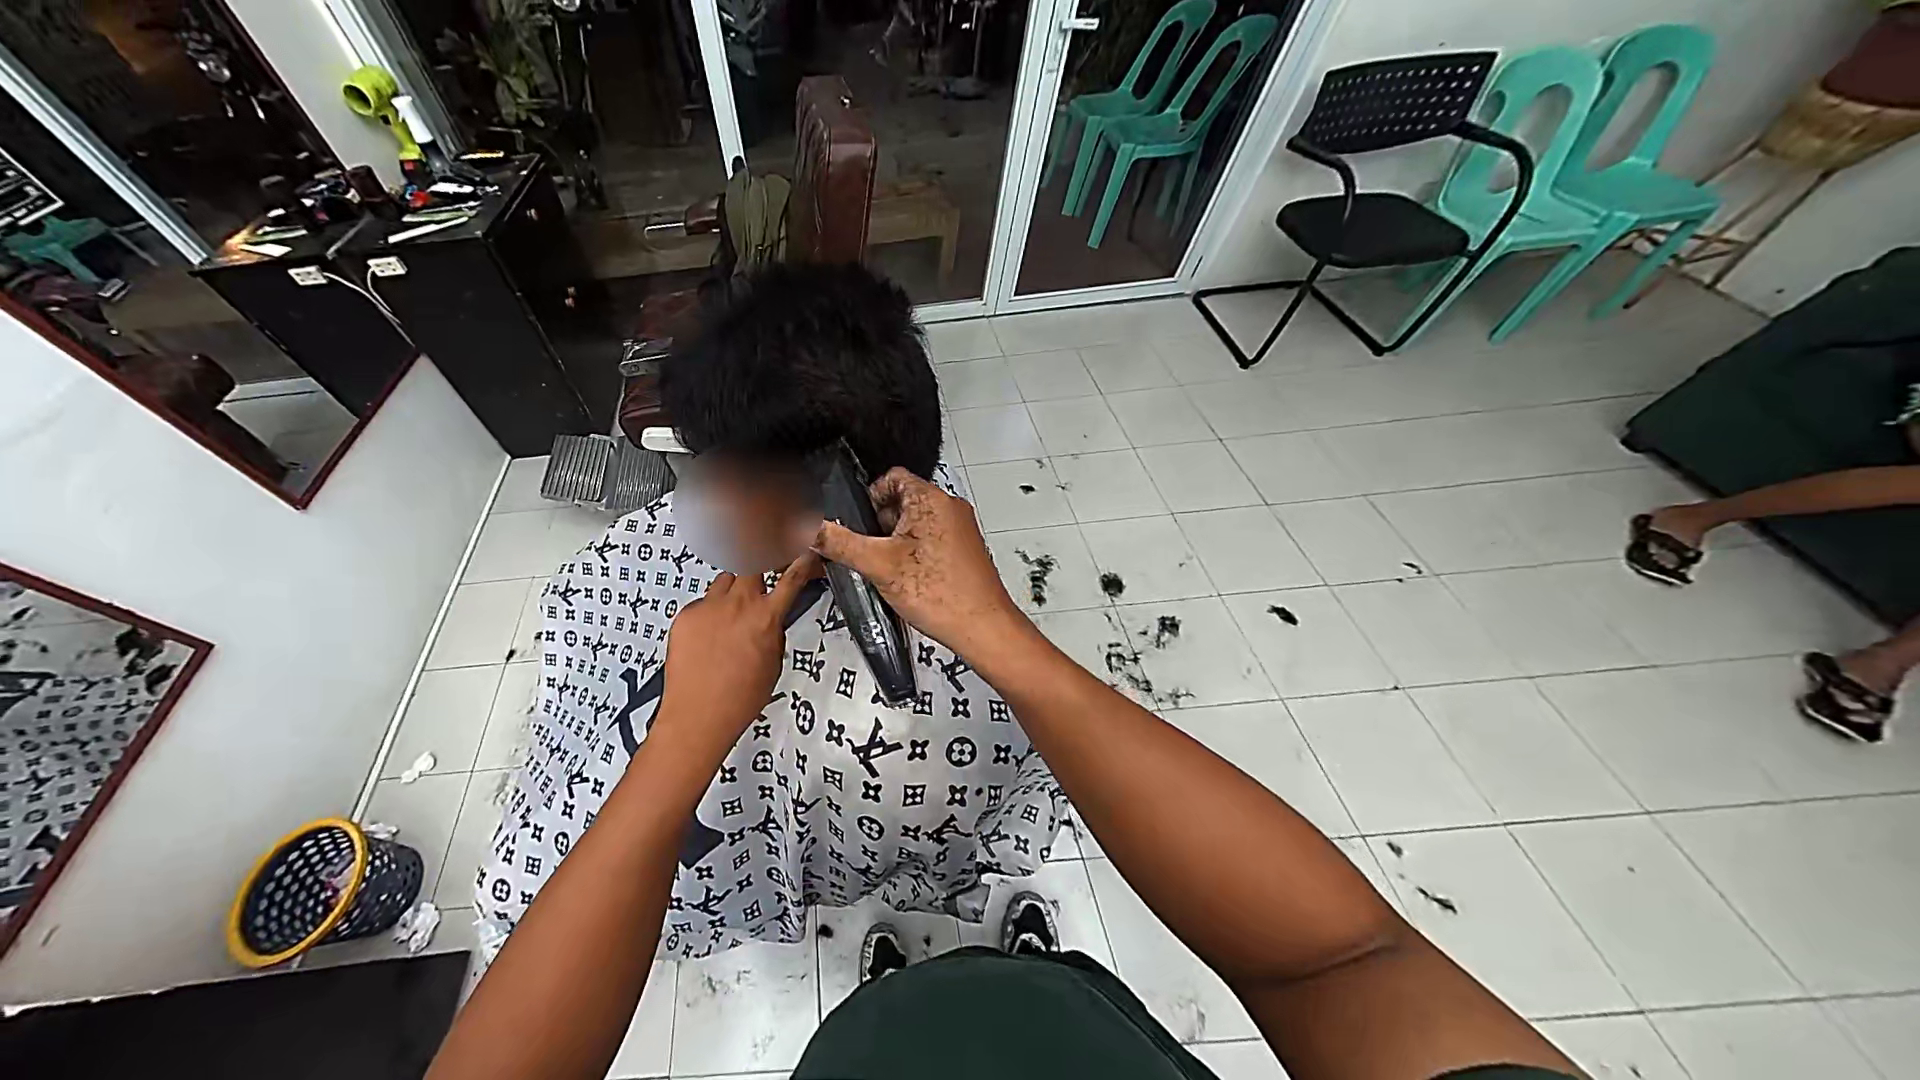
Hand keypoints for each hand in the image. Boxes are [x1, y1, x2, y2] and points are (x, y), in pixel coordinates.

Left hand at [658, 554, 817, 746]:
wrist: (698, 714)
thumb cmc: (737, 697)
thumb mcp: (773, 661)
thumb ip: (774, 630)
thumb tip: (771, 619)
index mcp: (766, 617)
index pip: (792, 576)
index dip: (801, 558)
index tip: (804, 548)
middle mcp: (737, 605)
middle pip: (752, 560)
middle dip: (759, 559)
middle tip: (761, 564)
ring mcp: (709, 608)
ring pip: (725, 579)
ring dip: (733, 586)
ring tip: (732, 611)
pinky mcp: (685, 615)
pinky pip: (702, 602)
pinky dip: (709, 611)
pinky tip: (709, 634)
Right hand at [809, 468, 1028, 660]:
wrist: (981, 627)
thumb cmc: (945, 595)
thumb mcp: (878, 565)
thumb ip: (839, 542)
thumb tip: (810, 528)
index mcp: (931, 499)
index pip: (891, 477)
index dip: (868, 497)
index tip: (858, 521)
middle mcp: (950, 509)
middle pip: (900, 503)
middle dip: (879, 526)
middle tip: (872, 553)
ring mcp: (959, 530)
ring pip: (913, 525)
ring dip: (895, 544)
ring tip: (891, 570)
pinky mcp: (962, 551)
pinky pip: (929, 542)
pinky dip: (912, 556)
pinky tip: (908, 580)